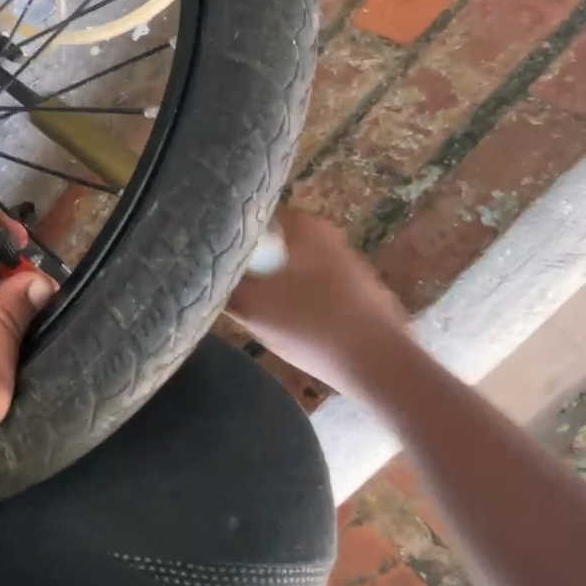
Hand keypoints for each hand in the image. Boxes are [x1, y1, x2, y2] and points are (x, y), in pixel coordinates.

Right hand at [226, 209, 411, 394]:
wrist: (384, 369)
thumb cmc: (312, 325)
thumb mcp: (250, 307)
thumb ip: (222, 285)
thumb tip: (201, 272)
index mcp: (304, 227)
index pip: (252, 216)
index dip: (228, 236)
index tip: (210, 257)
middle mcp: (329, 237)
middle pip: (273, 242)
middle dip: (250, 261)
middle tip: (227, 283)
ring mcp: (350, 266)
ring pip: (294, 267)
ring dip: (273, 283)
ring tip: (254, 306)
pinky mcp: (363, 295)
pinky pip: (315, 289)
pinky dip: (299, 300)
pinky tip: (291, 325)